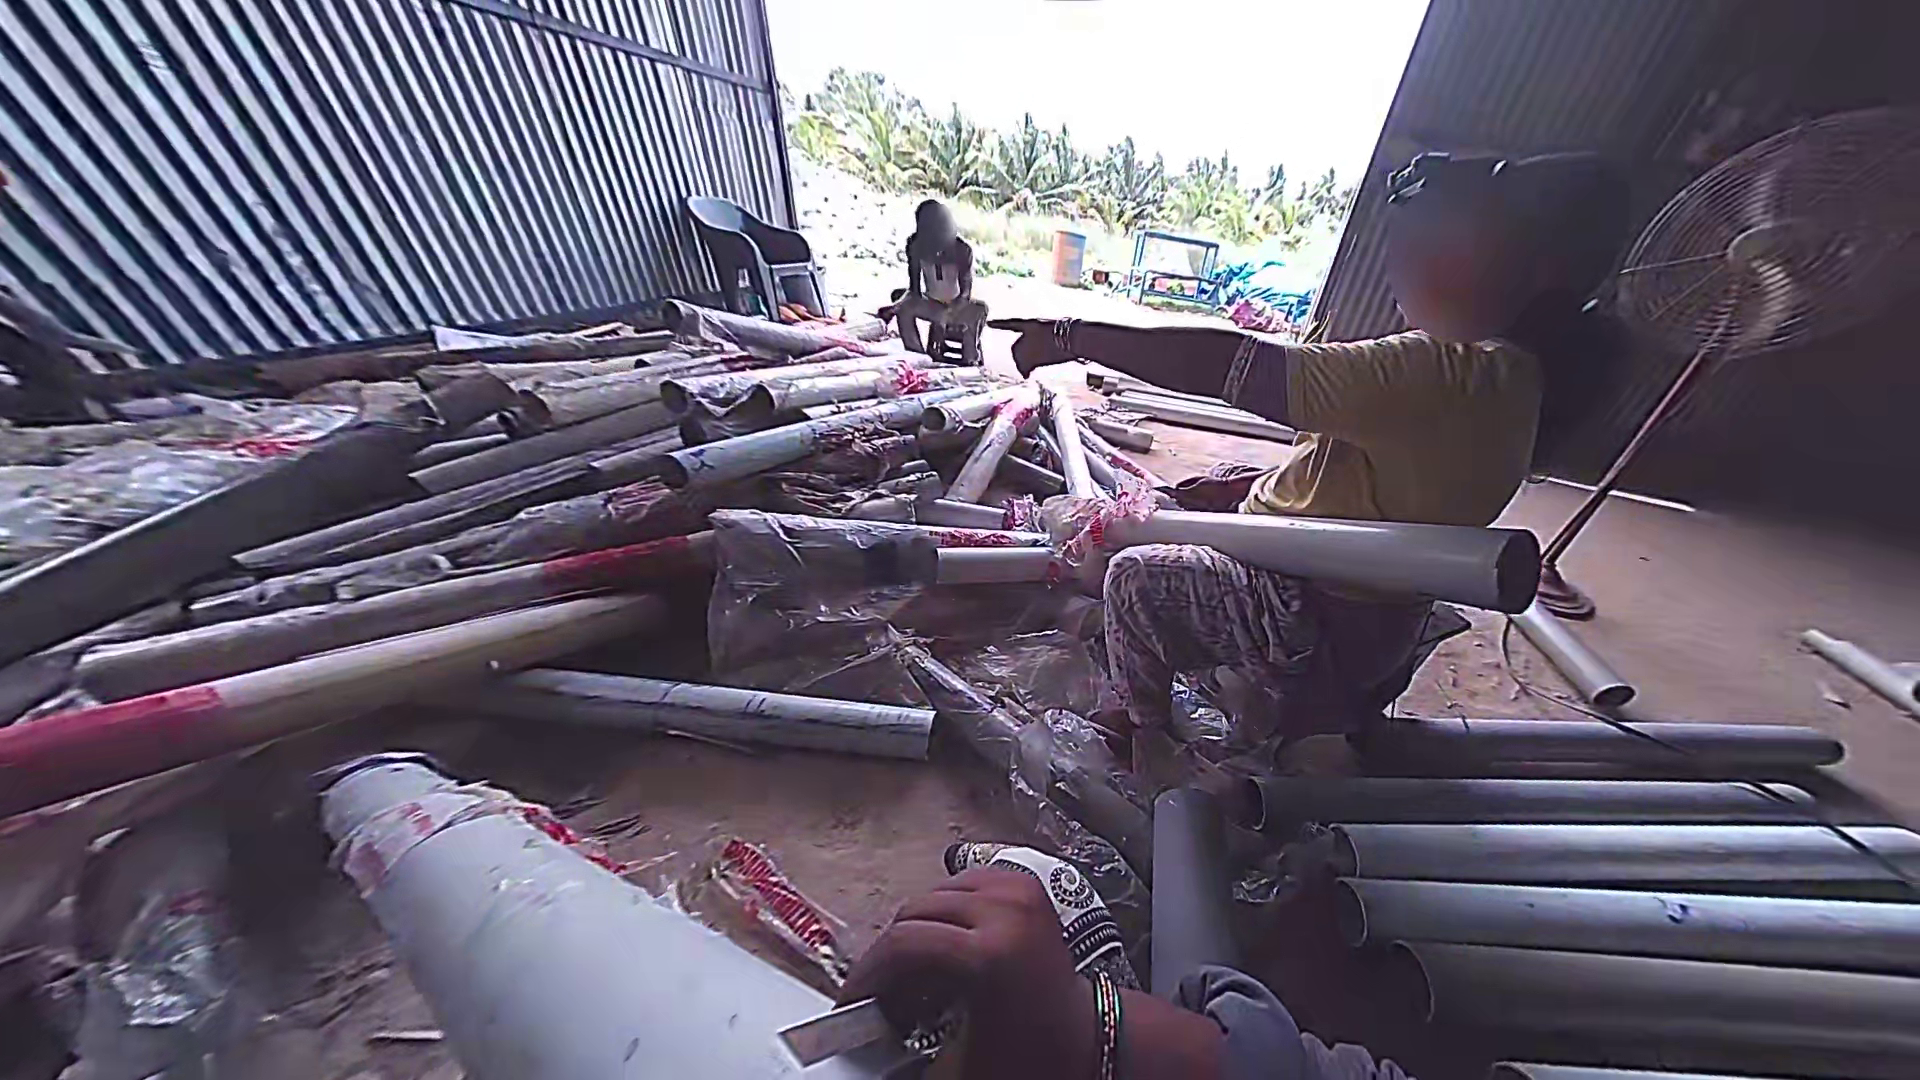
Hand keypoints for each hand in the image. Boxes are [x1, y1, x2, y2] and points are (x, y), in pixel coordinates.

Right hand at [839, 867, 1095, 1079]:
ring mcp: (1016, 887)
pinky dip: (945, 908)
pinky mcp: (1023, 880)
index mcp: (990, 955)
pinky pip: (963, 882)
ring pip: (936, 892)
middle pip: (916, 911)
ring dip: (916, 929)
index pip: (905, 944)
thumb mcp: (959, 1066)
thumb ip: (903, 1044)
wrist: (1087, 1041)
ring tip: (911, 972)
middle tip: (878, 994)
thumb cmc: (1026, 1062)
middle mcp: (1003, 908)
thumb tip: (851, 1041)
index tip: (850, 1002)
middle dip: (889, 954)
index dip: (868, 974)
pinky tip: (943, 941)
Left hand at [989, 318, 1072, 375]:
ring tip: (1032, 367)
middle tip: (1030, 360)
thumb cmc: (1068, 333)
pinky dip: (1025, 372)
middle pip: (1016, 348)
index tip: (989, 323)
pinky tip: (1027, 375)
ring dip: (1023, 364)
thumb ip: (1040, 338)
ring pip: (1019, 359)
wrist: (1070, 338)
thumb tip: (1039, 350)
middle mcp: (1024, 336)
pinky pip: (1024, 368)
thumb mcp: (1052, 331)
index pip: (1011, 324)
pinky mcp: (1030, 361)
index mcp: (1030, 324)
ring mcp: (1026, 348)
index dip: (999, 324)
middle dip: (1020, 355)